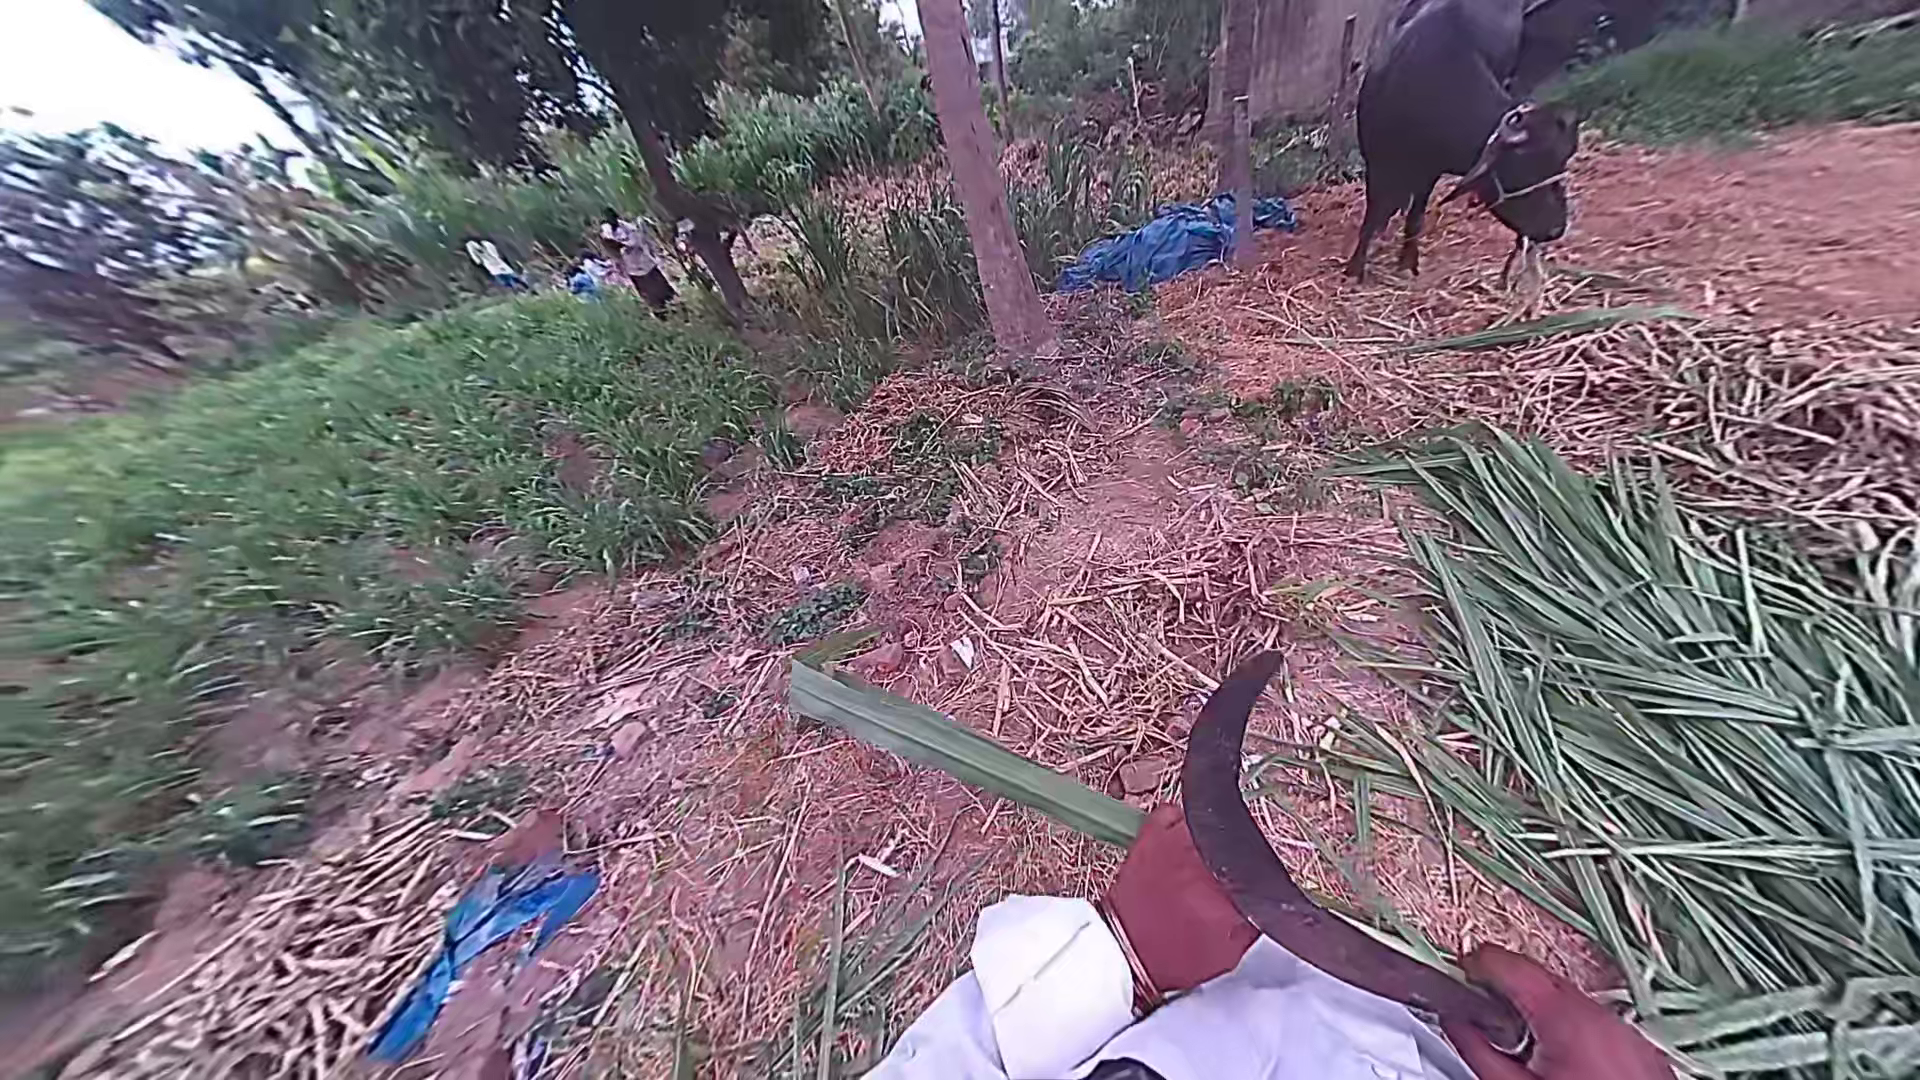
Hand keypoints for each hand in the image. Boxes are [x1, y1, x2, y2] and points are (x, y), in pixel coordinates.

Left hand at [1100, 804, 1257, 998]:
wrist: (1129, 945)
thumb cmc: (1177, 954)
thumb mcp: (1230, 950)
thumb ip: (1255, 920)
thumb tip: (1270, 896)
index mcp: (1223, 893)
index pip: (1258, 868)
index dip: (1263, 871)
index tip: (1262, 876)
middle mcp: (1199, 859)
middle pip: (1234, 840)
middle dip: (1241, 852)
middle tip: (1236, 868)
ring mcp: (1171, 840)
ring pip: (1206, 822)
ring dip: (1214, 835)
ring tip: (1212, 853)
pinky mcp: (1150, 833)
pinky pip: (1174, 812)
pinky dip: (1183, 820)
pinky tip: (1186, 836)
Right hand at [1442, 946, 1673, 1079]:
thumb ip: (1473, 1045)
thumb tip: (1452, 1020)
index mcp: (1565, 1016)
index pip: (1501, 959)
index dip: (1471, 965)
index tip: (1459, 980)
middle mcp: (1602, 1017)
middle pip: (1533, 973)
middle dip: (1503, 986)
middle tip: (1484, 1011)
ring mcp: (1630, 1036)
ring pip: (1563, 995)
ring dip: (1536, 1005)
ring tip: (1524, 1040)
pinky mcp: (1647, 1056)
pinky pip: (1594, 1020)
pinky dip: (1569, 1025)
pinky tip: (1561, 1058)